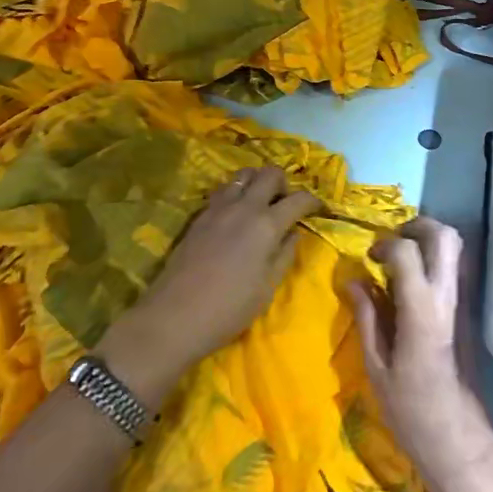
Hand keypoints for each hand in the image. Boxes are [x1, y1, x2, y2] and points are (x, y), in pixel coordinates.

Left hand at [99, 167, 318, 383]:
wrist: (174, 317)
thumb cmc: (229, 308)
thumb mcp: (268, 287)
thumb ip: (285, 254)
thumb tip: (293, 232)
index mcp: (267, 224)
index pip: (298, 199)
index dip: (313, 200)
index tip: (318, 207)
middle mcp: (244, 207)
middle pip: (270, 174)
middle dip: (284, 182)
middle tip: (285, 203)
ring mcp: (219, 208)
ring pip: (244, 174)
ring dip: (257, 181)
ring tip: (260, 202)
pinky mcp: (200, 215)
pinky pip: (224, 189)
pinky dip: (236, 192)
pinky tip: (235, 213)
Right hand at [350, 217, 492, 475]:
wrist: (453, 433)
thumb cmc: (409, 407)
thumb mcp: (375, 365)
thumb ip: (366, 317)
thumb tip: (353, 280)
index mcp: (420, 309)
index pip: (406, 251)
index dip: (383, 245)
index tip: (368, 259)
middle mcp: (445, 296)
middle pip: (444, 235)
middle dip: (416, 226)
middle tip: (391, 241)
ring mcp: (460, 299)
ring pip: (455, 246)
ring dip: (428, 238)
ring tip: (401, 256)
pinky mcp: (464, 308)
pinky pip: (453, 265)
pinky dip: (435, 256)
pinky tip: (412, 278)